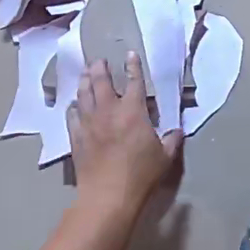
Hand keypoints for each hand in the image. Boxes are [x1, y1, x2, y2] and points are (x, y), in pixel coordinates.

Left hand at [68, 53, 182, 212]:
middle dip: (100, 68)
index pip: (134, 82)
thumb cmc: (141, 174)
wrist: (108, 195)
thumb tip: (177, 131)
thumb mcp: (165, 158)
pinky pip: (72, 116)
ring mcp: (89, 123)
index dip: (133, 66)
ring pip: (83, 95)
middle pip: (101, 82)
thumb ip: (171, 141)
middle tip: (99, 61)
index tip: (130, 54)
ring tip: (85, 74)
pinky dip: (73, 107)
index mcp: (133, 111)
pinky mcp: (76, 138)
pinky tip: (73, 105)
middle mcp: (108, 111)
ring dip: (85, 81)